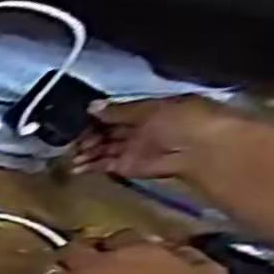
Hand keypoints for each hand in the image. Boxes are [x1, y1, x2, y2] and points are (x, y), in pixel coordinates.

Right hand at [71, 96, 254, 178]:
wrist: (200, 149)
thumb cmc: (182, 120)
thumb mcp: (151, 109)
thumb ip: (119, 110)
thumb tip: (91, 106)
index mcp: (148, 111)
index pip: (116, 113)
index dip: (97, 117)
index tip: (77, 121)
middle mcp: (139, 129)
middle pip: (106, 132)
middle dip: (88, 136)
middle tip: (73, 141)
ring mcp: (132, 149)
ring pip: (102, 149)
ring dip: (86, 152)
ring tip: (73, 156)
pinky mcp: (126, 167)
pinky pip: (103, 165)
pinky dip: (90, 166)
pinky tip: (77, 167)